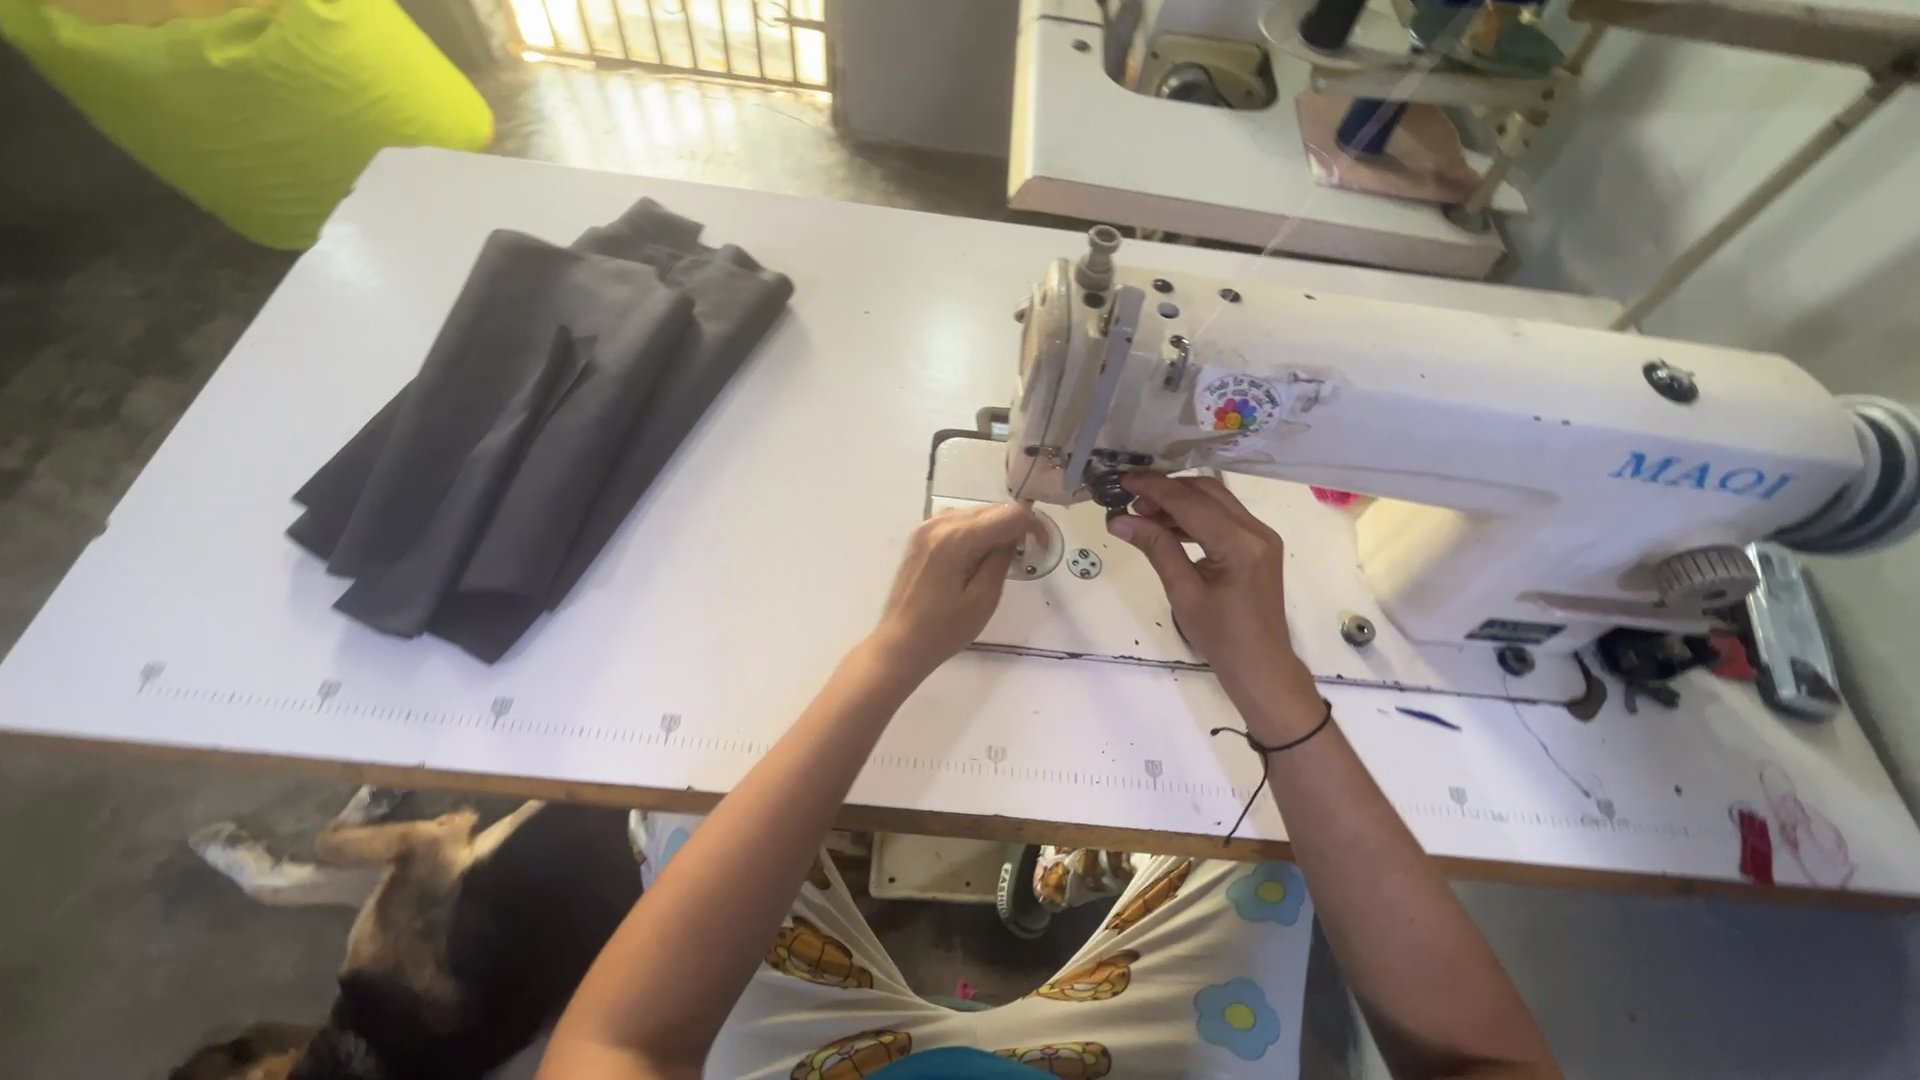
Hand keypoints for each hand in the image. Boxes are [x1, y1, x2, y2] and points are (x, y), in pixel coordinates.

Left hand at [870, 502, 1037, 681]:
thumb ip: (1002, 559)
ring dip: (995, 528)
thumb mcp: (984, 599)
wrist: (900, 644)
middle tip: (1029, 553)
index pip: (1008, 514)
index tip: (1043, 547)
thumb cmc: (944, 630)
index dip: (1033, 525)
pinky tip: (979, 555)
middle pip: (991, 509)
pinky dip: (975, 532)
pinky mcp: (920, 537)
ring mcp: (926, 528)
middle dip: (1014, 526)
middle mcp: (939, 524)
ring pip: (974, 513)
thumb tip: (1014, 535)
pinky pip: (957, 522)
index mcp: (956, 538)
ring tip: (1004, 557)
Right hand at [1106, 473, 1319, 735]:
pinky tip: (1166, 526)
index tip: (1122, 480)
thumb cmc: (1221, 637)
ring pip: (1215, 500)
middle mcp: (1256, 531)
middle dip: (1166, 489)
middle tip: (1130, 498)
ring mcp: (1261, 535)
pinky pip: (1223, 516)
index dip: (1154, 488)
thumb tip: (1119, 520)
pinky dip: (1193, 515)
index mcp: (1240, 544)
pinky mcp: (1258, 544)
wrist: (1261, 666)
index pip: (1190, 502)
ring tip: (1142, 513)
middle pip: (1206, 491)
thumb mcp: (1182, 593)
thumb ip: (1155, 548)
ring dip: (1179, 500)